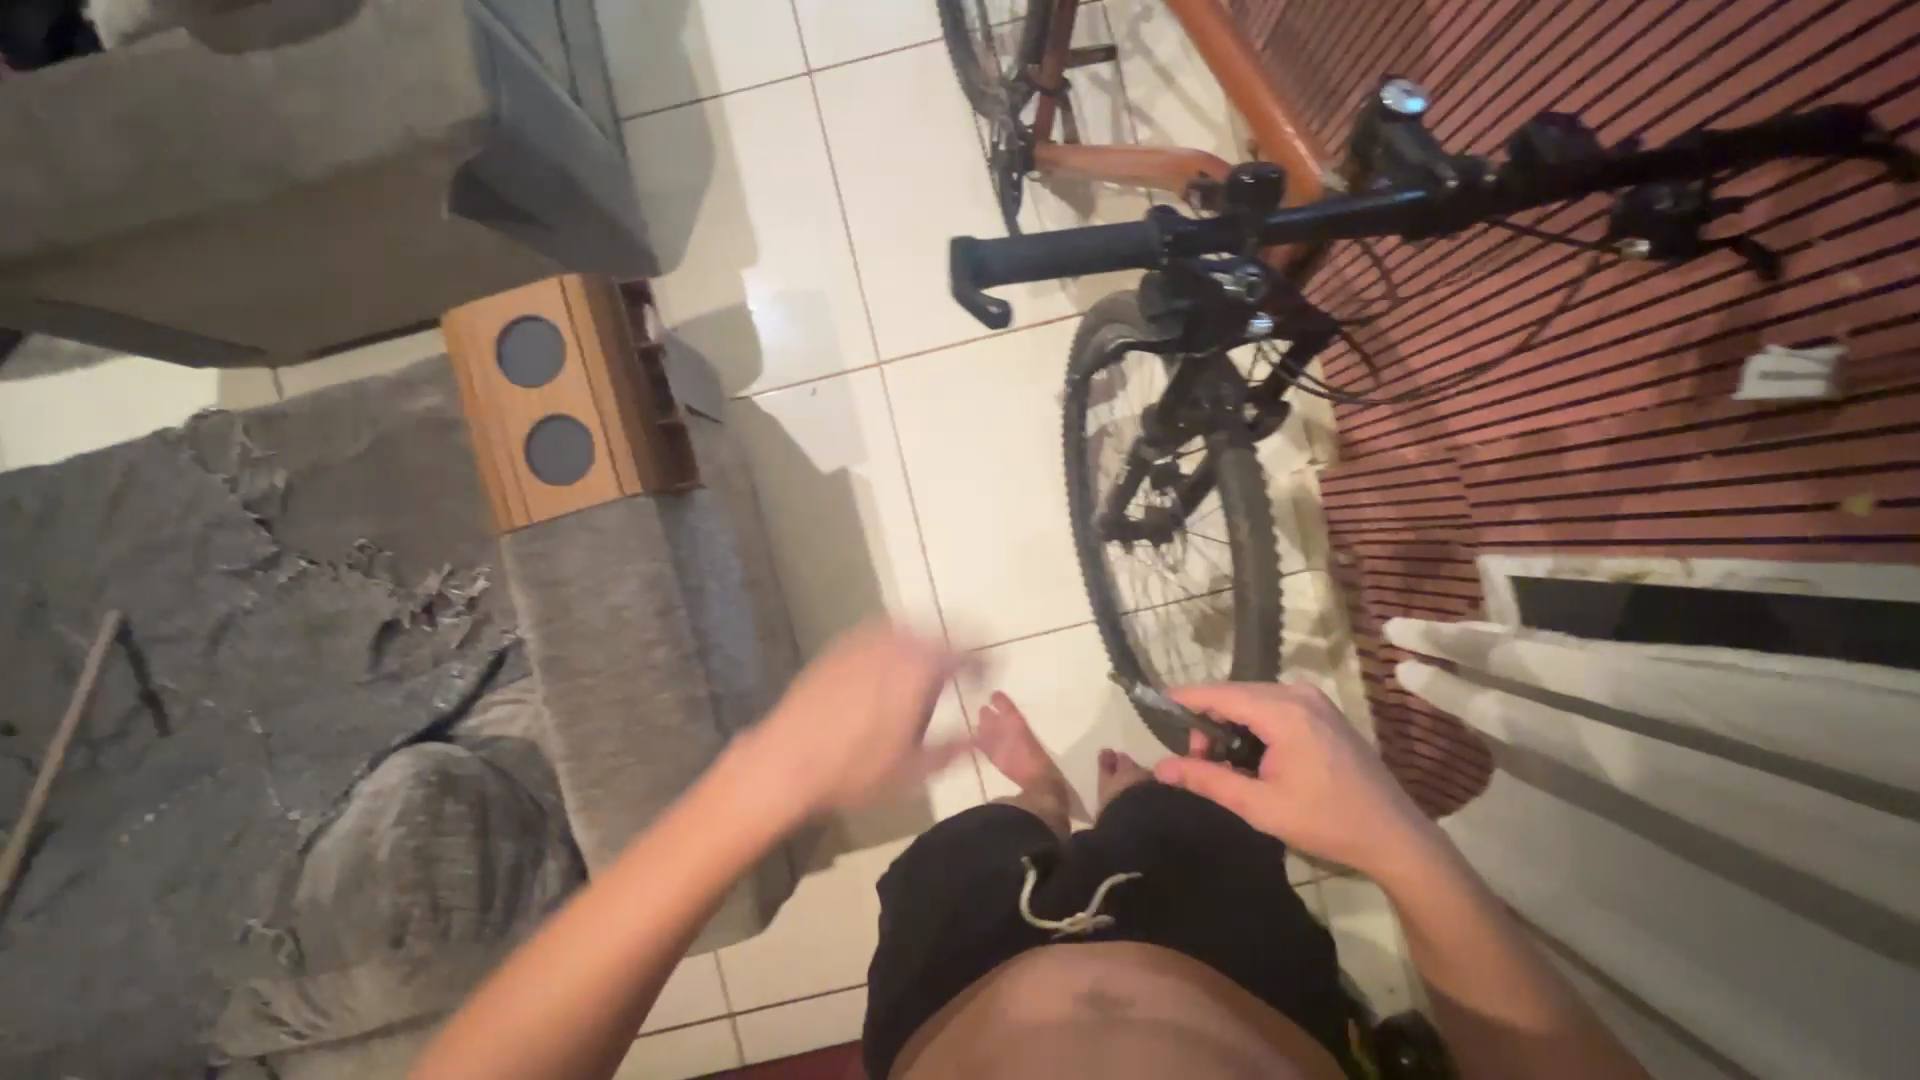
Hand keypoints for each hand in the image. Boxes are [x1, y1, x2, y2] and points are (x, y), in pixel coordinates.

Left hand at [731, 619, 975, 818]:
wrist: (785, 762)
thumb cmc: (855, 770)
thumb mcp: (915, 769)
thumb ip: (957, 748)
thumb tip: (986, 736)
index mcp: (921, 668)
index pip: (967, 653)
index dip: (982, 663)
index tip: (987, 677)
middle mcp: (895, 644)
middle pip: (936, 636)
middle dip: (951, 653)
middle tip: (957, 676)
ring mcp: (863, 641)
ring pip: (906, 632)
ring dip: (921, 646)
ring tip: (921, 675)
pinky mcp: (838, 648)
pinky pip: (877, 637)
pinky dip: (891, 647)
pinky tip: (885, 674)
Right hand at [1152, 681, 1440, 878]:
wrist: (1394, 836)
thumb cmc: (1325, 821)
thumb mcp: (1258, 806)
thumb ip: (1207, 780)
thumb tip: (1160, 768)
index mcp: (1282, 712)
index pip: (1218, 694)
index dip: (1183, 700)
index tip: (1153, 708)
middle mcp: (1298, 694)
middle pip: (1234, 693)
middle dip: (1208, 721)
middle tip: (1197, 760)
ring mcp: (1315, 700)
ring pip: (1253, 699)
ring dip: (1231, 723)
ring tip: (1224, 763)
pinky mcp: (1324, 712)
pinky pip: (1274, 705)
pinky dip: (1254, 723)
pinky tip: (1253, 756)